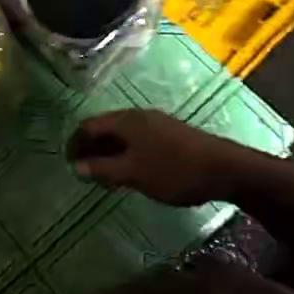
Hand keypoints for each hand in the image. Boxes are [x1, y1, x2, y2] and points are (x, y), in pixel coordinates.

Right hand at [67, 109, 265, 205]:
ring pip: (123, 135)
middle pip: (105, 128)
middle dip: (91, 148)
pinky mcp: (170, 135)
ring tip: (105, 177)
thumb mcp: (133, 173)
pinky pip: (138, 140)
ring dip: (109, 153)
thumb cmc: (174, 170)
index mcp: (126, 120)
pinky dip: (126, 154)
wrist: (225, 169)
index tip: (69, 164)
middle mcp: (139, 116)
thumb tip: (76, 166)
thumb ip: (103, 169)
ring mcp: (157, 124)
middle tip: (84, 172)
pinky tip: (131, 172)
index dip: (75, 143)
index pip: (89, 125)